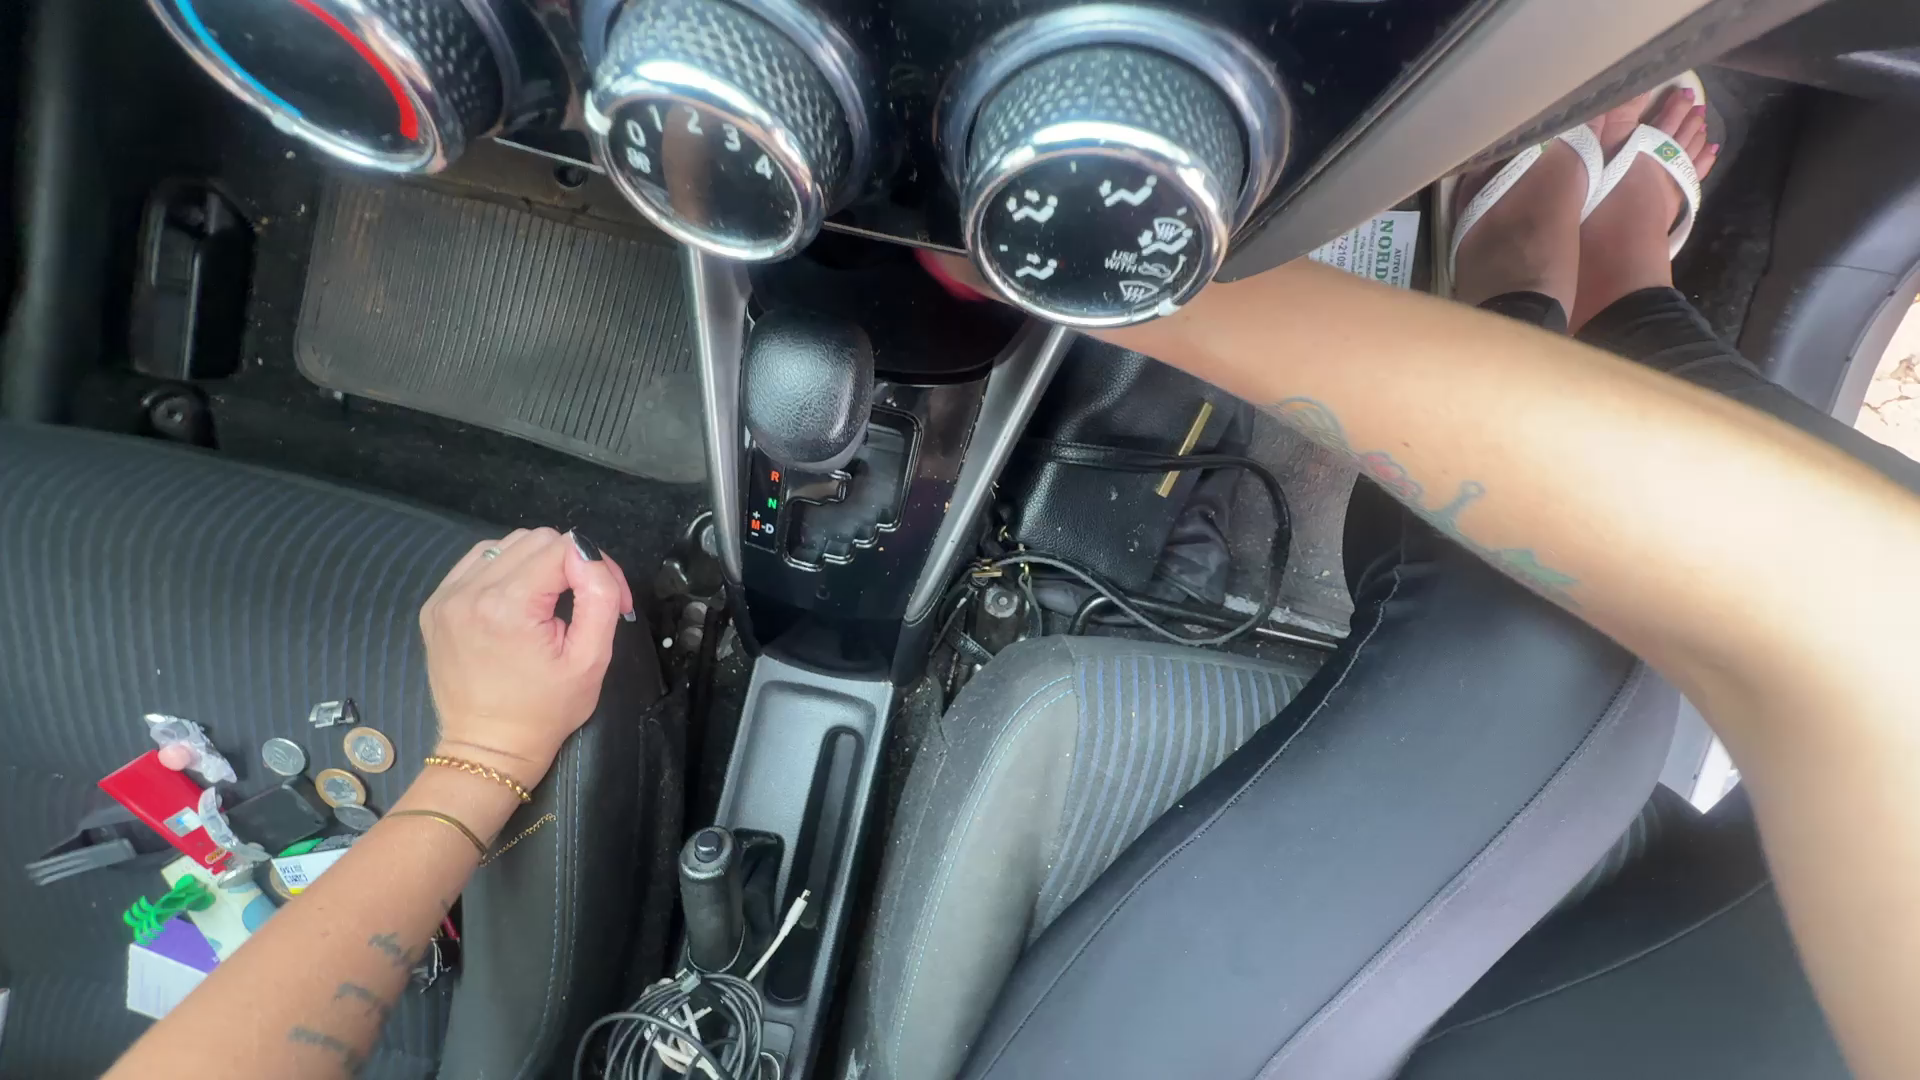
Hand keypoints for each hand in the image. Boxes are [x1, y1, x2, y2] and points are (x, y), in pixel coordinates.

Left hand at [418, 528, 635, 784]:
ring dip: (538, 562)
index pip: (565, 547)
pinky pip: (480, 560)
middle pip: (537, 539)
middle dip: (571, 562)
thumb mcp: (592, 658)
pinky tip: (520, 598)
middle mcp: (470, 592)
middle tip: (584, 601)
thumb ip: (599, 596)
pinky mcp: (436, 604)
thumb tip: (590, 555)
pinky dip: (508, 568)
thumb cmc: (547, 708)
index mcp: (509, 605)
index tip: (610, 599)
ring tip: (550, 601)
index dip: (597, 566)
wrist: (488, 747)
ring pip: (508, 544)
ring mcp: (446, 596)